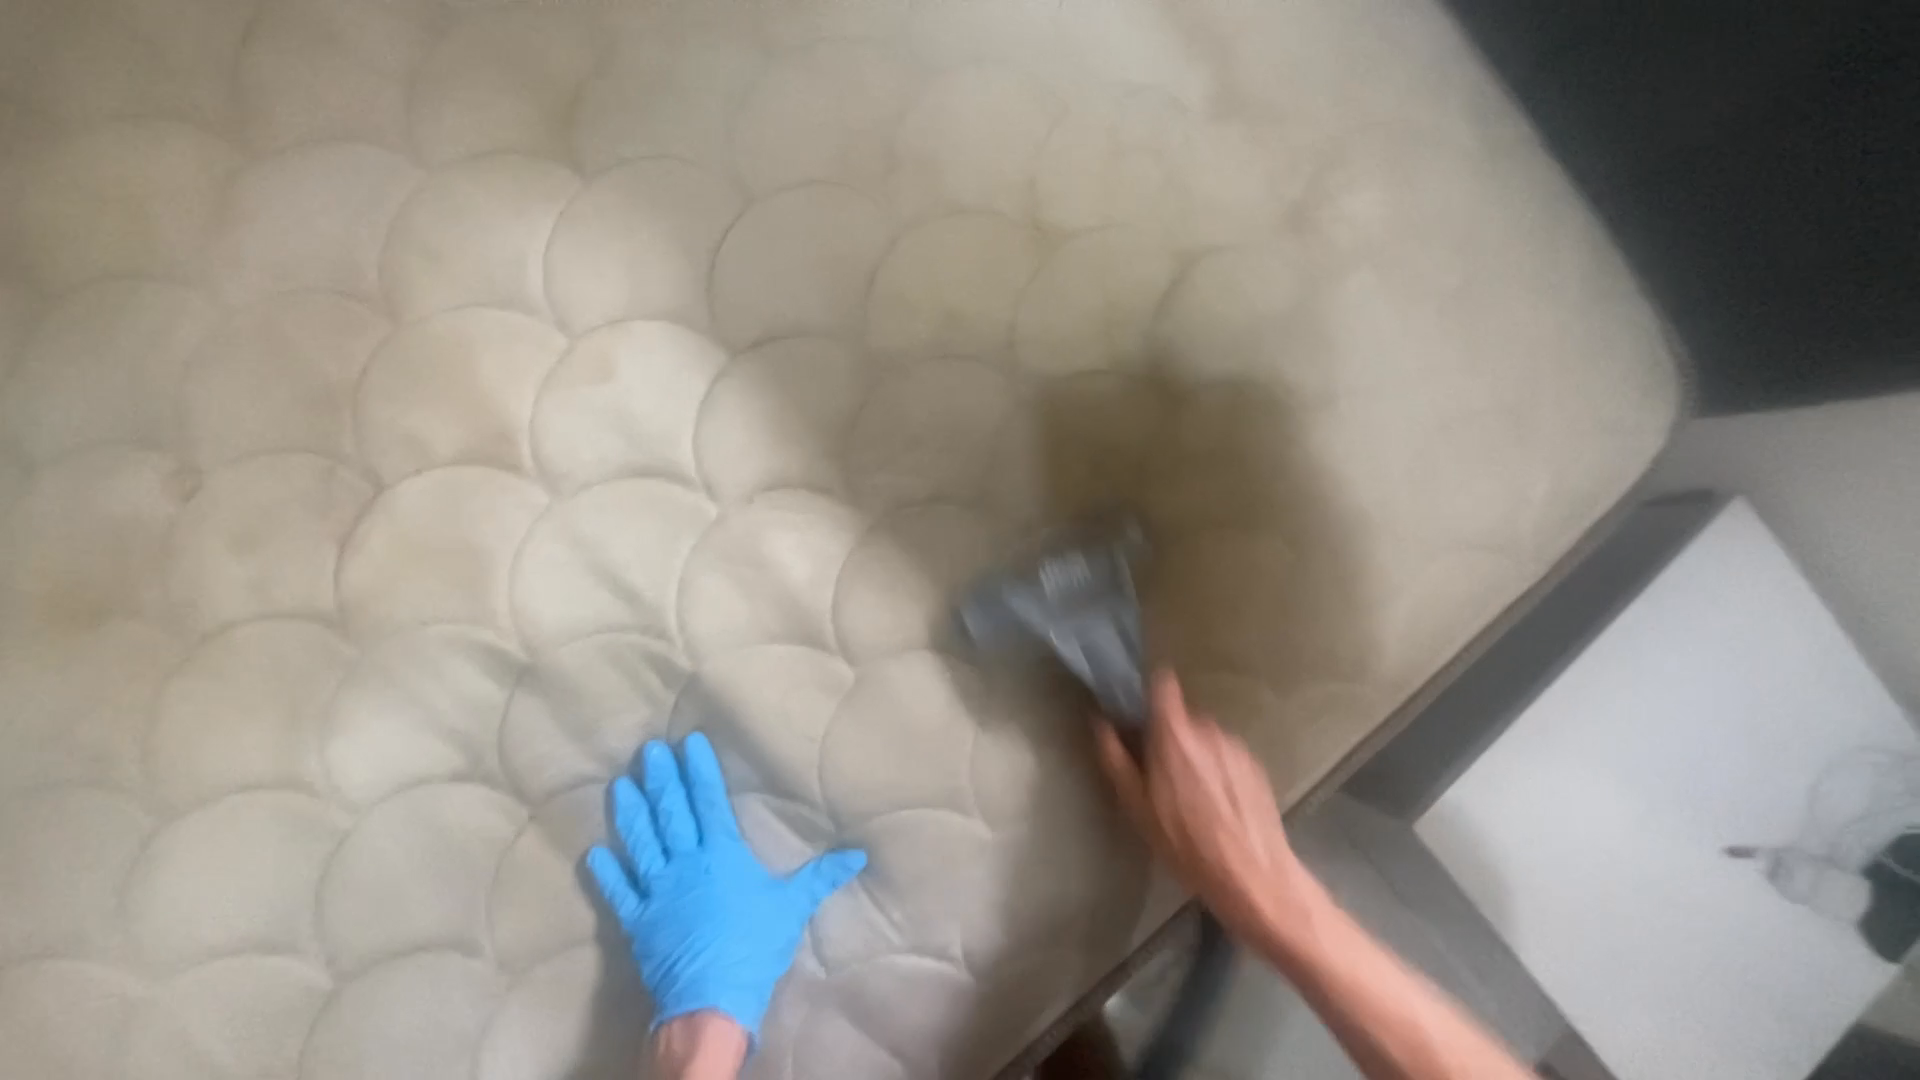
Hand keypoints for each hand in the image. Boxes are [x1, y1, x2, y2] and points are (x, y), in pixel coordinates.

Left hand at [585, 733, 867, 1039]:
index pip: (710, 802)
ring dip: (631, 813)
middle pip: (672, 814)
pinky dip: (608, 874)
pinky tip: (595, 853)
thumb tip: (859, 854)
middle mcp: (686, 863)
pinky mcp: (638, 921)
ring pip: (641, 843)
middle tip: (650, 750)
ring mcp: (658, 891)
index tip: (689, 742)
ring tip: (621, 784)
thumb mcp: (794, 906)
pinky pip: (620, 892)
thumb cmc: (755, 945)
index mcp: (722, 854)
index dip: (700, 770)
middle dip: (662, 779)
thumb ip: (822, 876)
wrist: (712, 1000)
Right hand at [1094, 670, 1316, 945]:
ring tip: (1191, 797)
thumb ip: (1115, 758)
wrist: (1252, 875)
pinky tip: (1217, 805)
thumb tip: (1100, 723)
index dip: (1149, 690)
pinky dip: (1217, 769)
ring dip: (1194, 754)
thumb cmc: (1185, 842)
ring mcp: (1236, 746)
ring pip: (1204, 738)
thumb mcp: (1136, 806)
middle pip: (1180, 718)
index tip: (1138, 710)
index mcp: (1174, 733)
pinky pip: (1226, 755)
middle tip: (1158, 774)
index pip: (1162, 685)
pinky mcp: (1256, 765)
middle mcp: (1208, 729)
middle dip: (1167, 737)